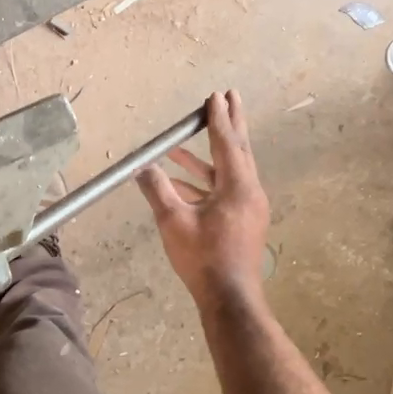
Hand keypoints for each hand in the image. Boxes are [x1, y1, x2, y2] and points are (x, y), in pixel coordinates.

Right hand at [135, 90, 270, 302]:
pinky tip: (179, 180)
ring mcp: (248, 207)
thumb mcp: (173, 220)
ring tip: (185, 142)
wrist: (229, 297)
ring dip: (208, 154)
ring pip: (229, 170)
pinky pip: (224, 188)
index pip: (226, 143)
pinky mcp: (242, 221)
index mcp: (238, 187)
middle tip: (229, 97)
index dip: (218, 119)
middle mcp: (249, 192)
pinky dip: (204, 179)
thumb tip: (143, 168)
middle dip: (231, 123)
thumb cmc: (202, 257)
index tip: (216, 96)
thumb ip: (157, 190)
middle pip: (238, 149)